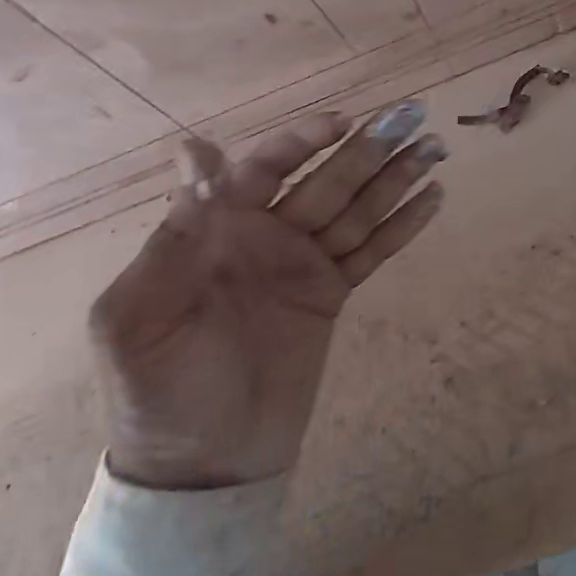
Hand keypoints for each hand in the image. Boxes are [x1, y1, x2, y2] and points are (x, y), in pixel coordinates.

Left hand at [89, 102, 445, 489]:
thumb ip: (173, 237)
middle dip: (366, 149)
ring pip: (355, 210)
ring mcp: (302, 264)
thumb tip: (198, 152)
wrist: (207, 461)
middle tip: (412, 115)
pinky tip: (433, 199)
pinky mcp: (332, 295)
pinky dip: (401, 227)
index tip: (341, 123)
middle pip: (324, 181)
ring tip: (436, 148)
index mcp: (217, 230)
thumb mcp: (139, 317)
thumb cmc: (160, 391)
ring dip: (395, 178)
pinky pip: (371, 252)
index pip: (263, 169)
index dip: (301, 141)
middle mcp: (265, 235)